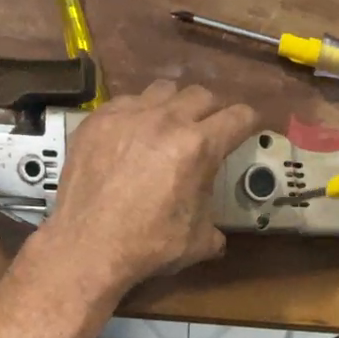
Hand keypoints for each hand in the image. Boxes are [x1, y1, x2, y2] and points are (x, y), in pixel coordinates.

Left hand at [31, 81, 257, 298]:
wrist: (88, 246)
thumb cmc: (148, 246)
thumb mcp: (197, 243)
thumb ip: (214, 228)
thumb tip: (216, 235)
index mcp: (198, 147)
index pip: (237, 117)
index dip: (250, 121)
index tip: (250, 127)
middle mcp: (165, 120)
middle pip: (202, 95)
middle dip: (212, 111)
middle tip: (210, 131)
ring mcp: (128, 115)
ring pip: (164, 90)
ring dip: (175, 106)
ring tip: (170, 128)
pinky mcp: (98, 119)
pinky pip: (127, 103)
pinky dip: (138, 115)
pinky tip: (133, 138)